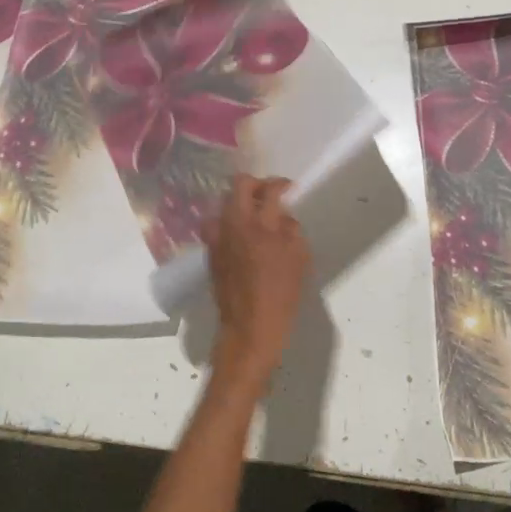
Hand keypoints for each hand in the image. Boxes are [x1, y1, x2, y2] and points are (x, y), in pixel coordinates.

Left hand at [205, 175, 308, 390]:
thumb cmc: (282, 296)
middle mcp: (236, 224)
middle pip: (239, 184)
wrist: (249, 328)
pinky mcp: (210, 251)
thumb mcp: (299, 260)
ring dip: (239, 202)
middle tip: (268, 196)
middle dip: (256, 184)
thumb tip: (283, 217)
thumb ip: (292, 231)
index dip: (281, 184)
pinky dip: (228, 221)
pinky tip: (241, 235)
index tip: (289, 189)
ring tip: (253, 215)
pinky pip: (216, 224)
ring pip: (223, 202)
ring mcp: (219, 237)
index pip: (270, 189)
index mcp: (262, 226)